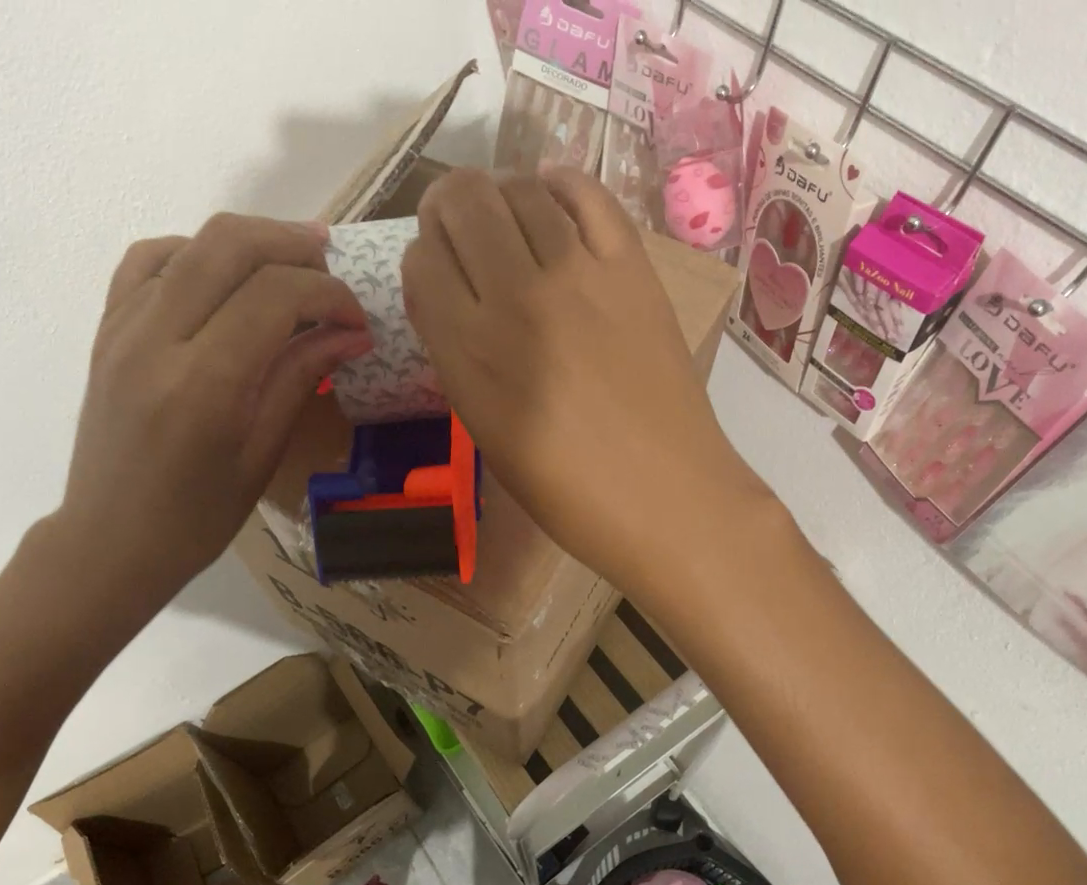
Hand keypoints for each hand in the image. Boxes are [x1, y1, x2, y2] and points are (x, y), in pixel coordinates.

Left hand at [46, 215, 370, 614]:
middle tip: (333, 268)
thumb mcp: (261, 456)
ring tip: (290, 265)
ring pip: (191, 243)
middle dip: (293, 246)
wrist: (109, 541)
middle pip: (230, 246)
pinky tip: (223, 278)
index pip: (274, 295)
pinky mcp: (105, 329)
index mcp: (203, 386)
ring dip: (250, 242)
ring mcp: (122, 329)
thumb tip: (350, 333)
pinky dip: (194, 254)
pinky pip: (148, 261)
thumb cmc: (196, 519)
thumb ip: (299, 379)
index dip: (328, 293)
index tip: (357, 319)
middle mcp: (156, 341)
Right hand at [401, 167, 768, 583]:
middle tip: (459, 229)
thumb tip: (441, 290)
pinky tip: (549, 197)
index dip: (422, 257)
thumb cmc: (565, 488)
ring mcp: (579, 275)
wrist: (664, 497)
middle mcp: (516, 298)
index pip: (422, 261)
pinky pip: (588, 195)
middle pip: (462, 204)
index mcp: (469, 352)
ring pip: (519, 190)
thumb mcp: (485, 430)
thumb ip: (454, 354)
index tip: (436, 272)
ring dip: (499, 195)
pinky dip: (559, 185)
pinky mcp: (632, 267)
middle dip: (447, 207)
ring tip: (504, 220)